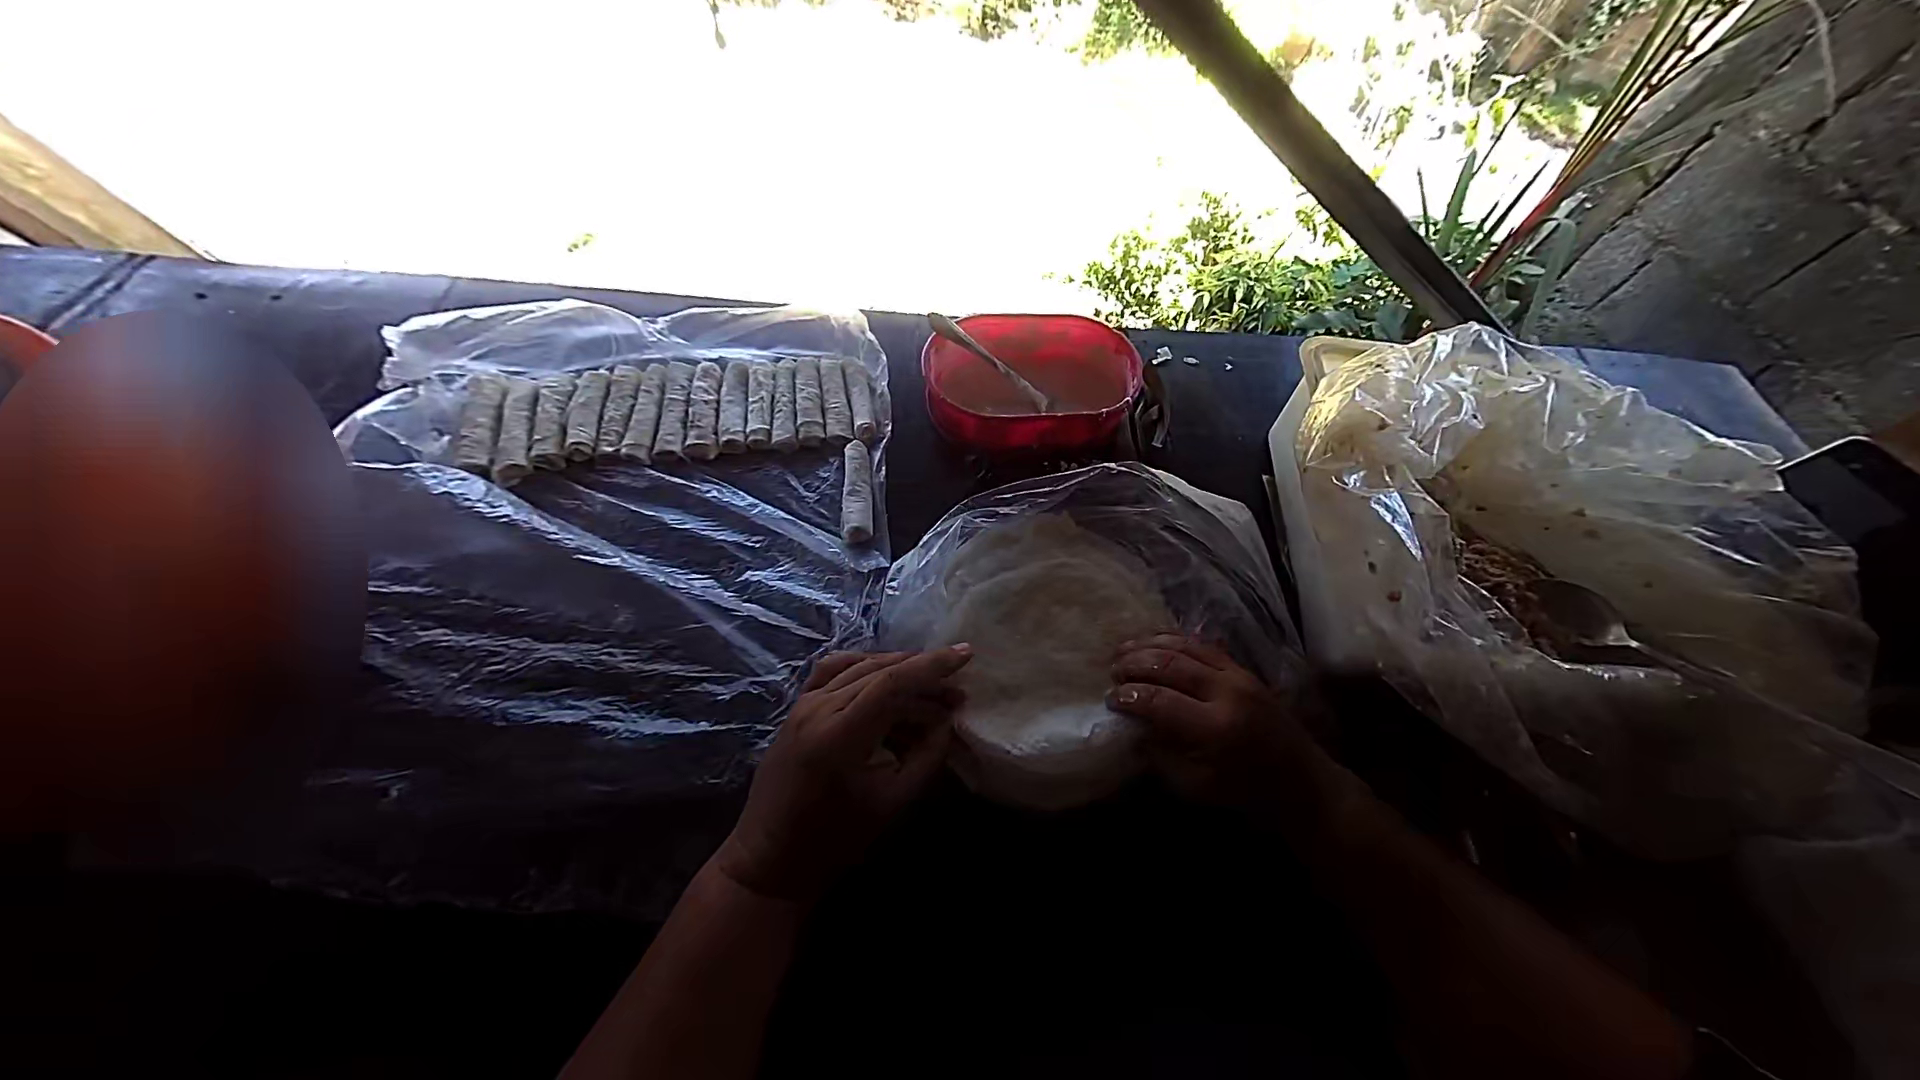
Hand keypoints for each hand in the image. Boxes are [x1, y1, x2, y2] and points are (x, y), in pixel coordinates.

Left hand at [712, 646, 971, 903]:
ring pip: (858, 667)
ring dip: (897, 669)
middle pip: (879, 672)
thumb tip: (948, 721)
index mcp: (840, 735)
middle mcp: (818, 708)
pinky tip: (884, 674)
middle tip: (956, 691)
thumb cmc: (835, 839)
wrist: (771, 858)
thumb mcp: (893, 802)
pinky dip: (863, 666)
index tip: (966, 654)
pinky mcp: (796, 708)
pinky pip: (832, 671)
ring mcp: (802, 704)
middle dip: (923, 675)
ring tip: (928, 684)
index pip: (892, 682)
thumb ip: (926, 756)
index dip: (932, 666)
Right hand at [1109, 634, 1345, 823]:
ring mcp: (1238, 676)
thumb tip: (1131, 726)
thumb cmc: (1246, 793)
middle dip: (1134, 665)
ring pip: (1185, 647)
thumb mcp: (1195, 785)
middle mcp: (1227, 693)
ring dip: (1149, 645)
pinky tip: (1152, 641)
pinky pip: (1203, 645)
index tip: (1110, 699)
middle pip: (1169, 665)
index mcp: (1216, 728)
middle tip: (1113, 672)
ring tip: (1122, 650)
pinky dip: (1173, 639)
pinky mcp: (1244, 670)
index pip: (1159, 701)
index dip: (1129, 697)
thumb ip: (1160, 753)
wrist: (1304, 783)